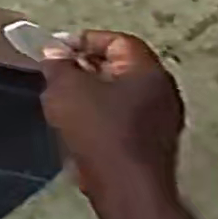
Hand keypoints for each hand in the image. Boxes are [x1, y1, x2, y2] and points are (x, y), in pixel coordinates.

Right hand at [39, 31, 184, 201]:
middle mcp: (163, 90)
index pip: (118, 40)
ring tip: (63, 92)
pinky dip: (101, 103)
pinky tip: (78, 115)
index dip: (83, 39)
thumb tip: (56, 51)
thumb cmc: (95, 125)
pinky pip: (125, 107)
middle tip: (56, 69)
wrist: (123, 179)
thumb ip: (57, 62)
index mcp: (147, 73)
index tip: (54, 49)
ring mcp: (162, 115)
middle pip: (123, 62)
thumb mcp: (64, 86)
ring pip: (123, 86)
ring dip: (92, 83)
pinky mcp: (153, 134)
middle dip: (86, 61)